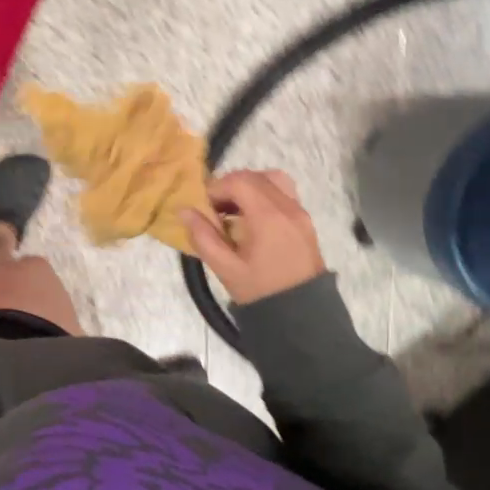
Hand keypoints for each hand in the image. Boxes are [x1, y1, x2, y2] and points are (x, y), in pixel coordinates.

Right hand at [180, 169, 326, 304]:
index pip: (239, 182)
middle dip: (229, 186)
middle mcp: (288, 207)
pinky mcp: (305, 221)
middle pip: (255, 176)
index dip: (216, 188)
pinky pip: (283, 193)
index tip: (203, 208)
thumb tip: (184, 210)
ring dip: (248, 186)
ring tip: (232, 210)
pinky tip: (251, 219)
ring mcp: (300, 212)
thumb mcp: (225, 268)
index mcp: (268, 217)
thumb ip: (203, 236)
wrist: (302, 313)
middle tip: (214, 209)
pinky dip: (264, 194)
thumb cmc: (260, 291)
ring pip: (273, 179)